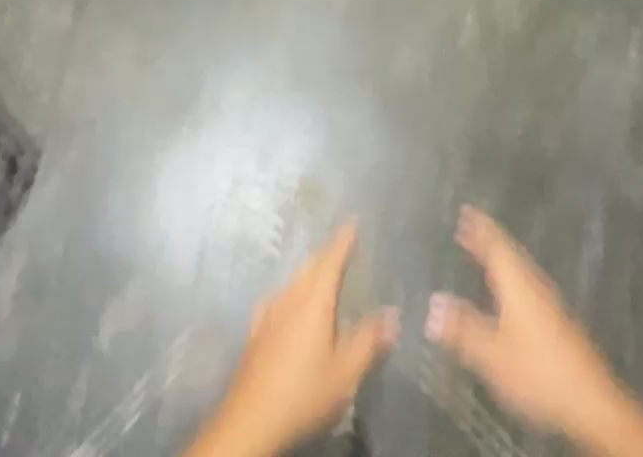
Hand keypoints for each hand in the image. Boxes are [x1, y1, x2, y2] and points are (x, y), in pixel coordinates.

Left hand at [186, 220, 397, 456]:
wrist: (249, 422)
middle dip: (326, 252)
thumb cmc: (303, 394)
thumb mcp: (346, 373)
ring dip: (309, 270)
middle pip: (309, 266)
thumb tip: (393, 314)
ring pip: (292, 281)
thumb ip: (369, 341)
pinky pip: (278, 298)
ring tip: (321, 268)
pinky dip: (291, 291)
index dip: (343, 240)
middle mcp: (289, 300)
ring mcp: (268, 315)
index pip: (331, 261)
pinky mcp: (255, 333)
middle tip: (342, 243)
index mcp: (314, 303)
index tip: (353, 220)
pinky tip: (287, 301)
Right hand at [426, 207, 642, 456]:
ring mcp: (548, 302)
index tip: (465, 210)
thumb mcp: (492, 354)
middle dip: (488, 238)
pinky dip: (509, 273)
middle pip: (509, 254)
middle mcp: (534, 286)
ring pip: (519, 267)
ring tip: (481, 247)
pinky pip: (525, 282)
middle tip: (467, 224)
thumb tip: (433, 303)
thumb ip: (463, 329)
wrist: (591, 402)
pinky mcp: (555, 319)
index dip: (481, 228)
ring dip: (499, 255)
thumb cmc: (538, 372)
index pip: (497, 247)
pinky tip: (505, 286)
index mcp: (518, 286)